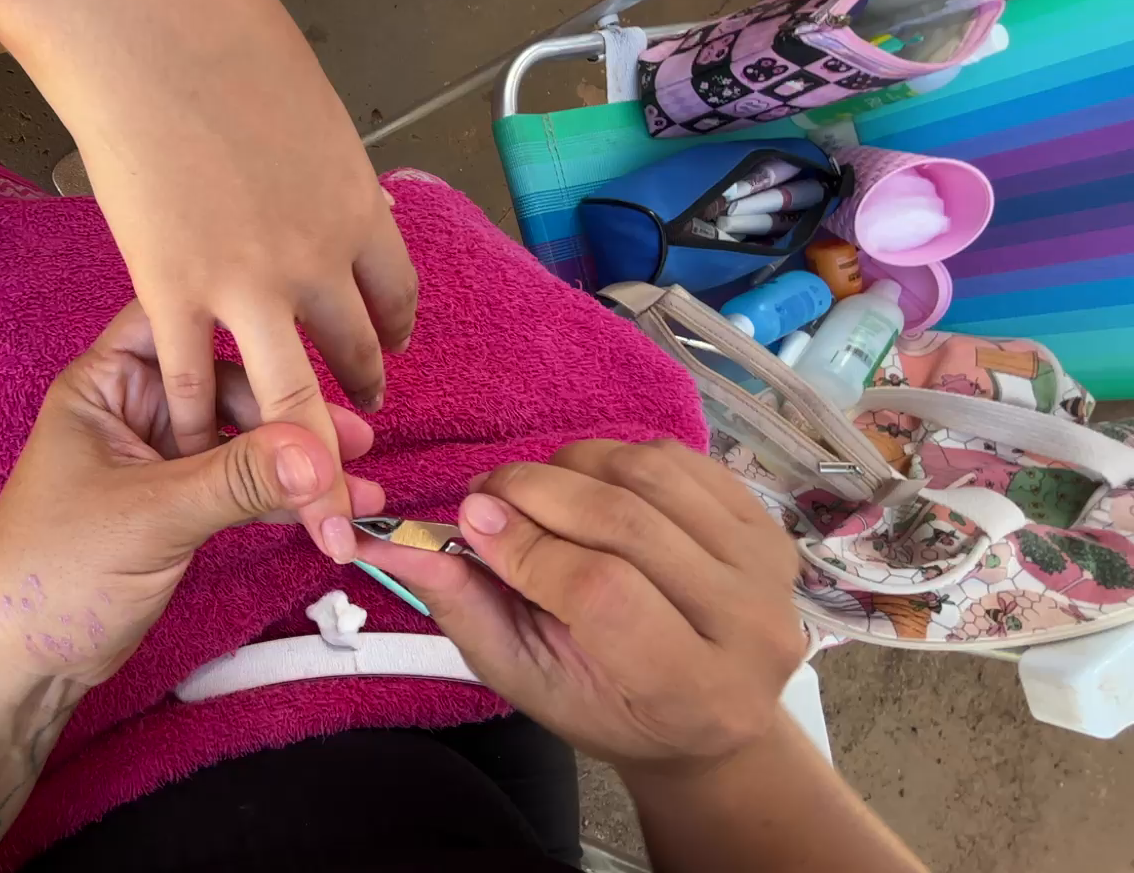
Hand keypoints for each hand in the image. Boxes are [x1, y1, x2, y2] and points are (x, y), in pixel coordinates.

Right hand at [0, 0, 417, 568]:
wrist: (146, 23)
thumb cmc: (226, 39)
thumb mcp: (309, 106)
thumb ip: (325, 170)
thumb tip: (324, 192)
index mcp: (357, 205)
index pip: (396, 294)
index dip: (394, 333)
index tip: (388, 351)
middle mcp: (318, 259)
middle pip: (357, 354)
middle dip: (362, 398)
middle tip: (362, 421)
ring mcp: (248, 284)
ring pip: (292, 394)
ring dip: (300, 437)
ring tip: (297, 461)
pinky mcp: (174, 293)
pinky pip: (197, 385)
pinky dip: (201, 426)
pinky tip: (200, 450)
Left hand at [0, 302, 384, 685]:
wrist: (24, 664)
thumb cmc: (58, 571)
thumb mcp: (150, 516)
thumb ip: (236, 480)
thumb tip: (321, 452)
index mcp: (106, 383)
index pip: (176, 324)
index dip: (234, 322)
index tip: (305, 334)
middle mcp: (136, 406)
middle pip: (225, 386)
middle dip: (287, 417)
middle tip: (354, 444)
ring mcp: (161, 455)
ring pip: (240, 440)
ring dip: (296, 463)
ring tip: (361, 487)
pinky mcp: (180, 499)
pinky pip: (240, 485)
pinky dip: (281, 498)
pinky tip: (332, 512)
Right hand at [358, 440, 804, 776]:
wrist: (703, 707)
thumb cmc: (598, 701)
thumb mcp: (518, 672)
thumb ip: (459, 606)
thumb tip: (396, 543)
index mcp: (688, 689)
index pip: (602, 590)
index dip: (525, 544)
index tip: (467, 518)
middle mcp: (749, 628)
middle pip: (623, 521)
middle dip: (531, 491)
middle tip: (485, 496)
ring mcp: (768, 568)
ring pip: (643, 473)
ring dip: (567, 466)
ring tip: (538, 495)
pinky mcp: (767, 524)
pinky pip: (672, 456)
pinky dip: (609, 455)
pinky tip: (588, 487)